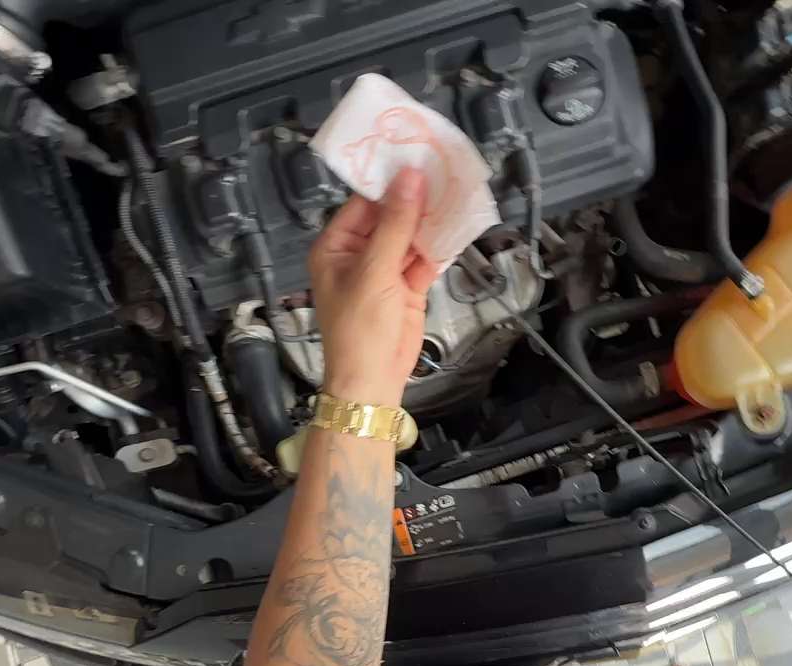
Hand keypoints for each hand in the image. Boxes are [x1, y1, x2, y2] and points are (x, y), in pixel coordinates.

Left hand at [308, 168, 444, 406]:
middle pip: (391, 216)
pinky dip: (439, 248)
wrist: (372, 382)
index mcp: (336, 247)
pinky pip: (424, 260)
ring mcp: (385, 272)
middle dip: (415, 200)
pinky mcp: (407, 289)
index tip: (414, 157)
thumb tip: (409, 180)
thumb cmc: (358, 332)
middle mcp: (359, 255)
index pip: (364, 203)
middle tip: (443, 169)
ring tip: (456, 192)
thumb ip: (395, 225)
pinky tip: (456, 227)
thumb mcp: (374, 272)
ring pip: (411, 237)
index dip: (389, 182)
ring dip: (431, 222)